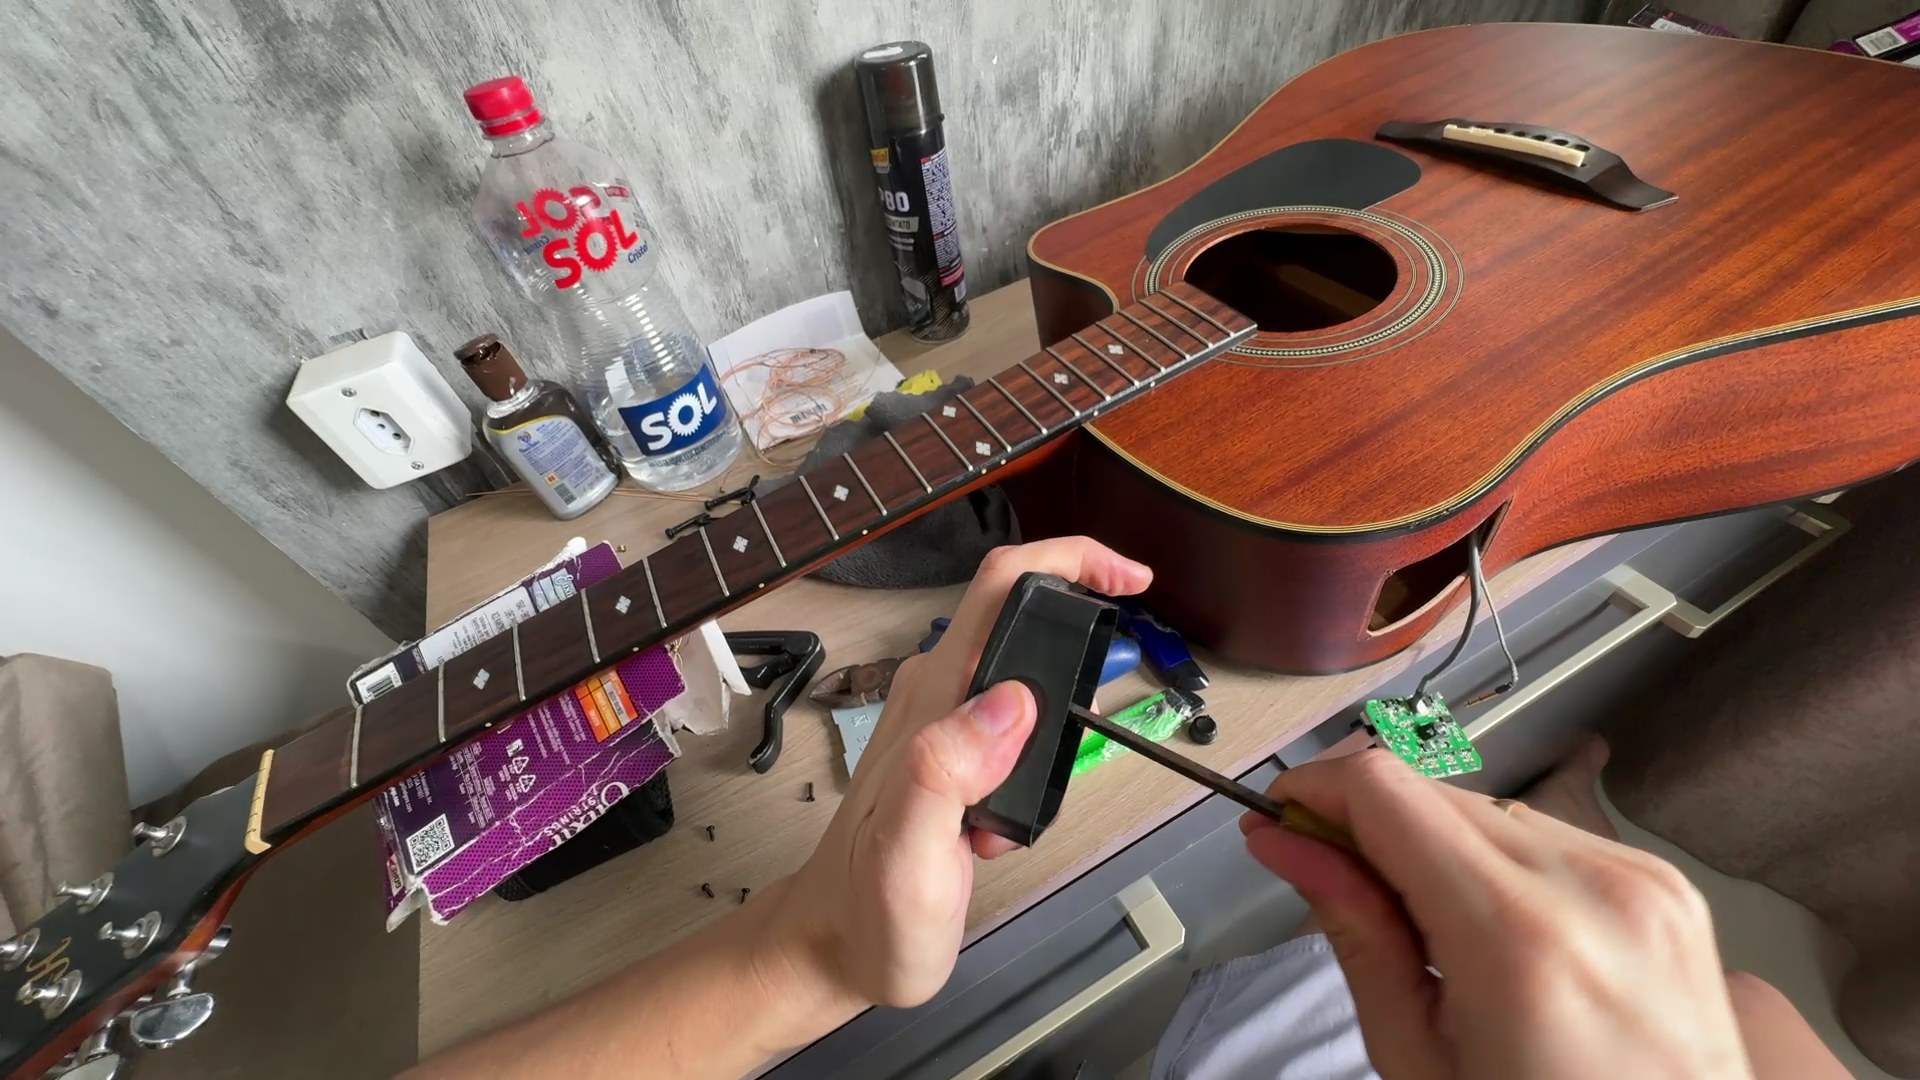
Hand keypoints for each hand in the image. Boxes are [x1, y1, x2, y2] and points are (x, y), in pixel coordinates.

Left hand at [769, 539, 1151, 1015]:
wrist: (840, 940)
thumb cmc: (871, 908)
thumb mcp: (907, 852)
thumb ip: (947, 768)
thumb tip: (1013, 700)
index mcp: (933, 696)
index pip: (999, 588)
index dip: (1067, 563)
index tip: (1128, 579)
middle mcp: (938, 692)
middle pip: (1017, 613)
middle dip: (1075, 629)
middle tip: (1104, 683)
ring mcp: (945, 717)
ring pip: (1024, 667)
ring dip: (1059, 710)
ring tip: (1043, 784)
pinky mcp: (955, 747)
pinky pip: (1015, 716)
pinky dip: (1041, 749)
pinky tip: (1015, 810)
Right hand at [1241, 750, 1752, 1079]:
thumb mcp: (1413, 1054)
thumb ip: (1348, 924)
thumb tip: (1278, 839)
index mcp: (1521, 938)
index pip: (1383, 789)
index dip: (1314, 789)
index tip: (1279, 822)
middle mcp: (1593, 884)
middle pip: (1422, 787)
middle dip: (1357, 816)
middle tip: (1327, 872)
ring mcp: (1640, 877)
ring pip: (1469, 801)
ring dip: (1415, 833)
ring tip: (1413, 911)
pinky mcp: (1660, 880)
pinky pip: (1524, 826)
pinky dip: (1473, 849)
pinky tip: (1475, 913)